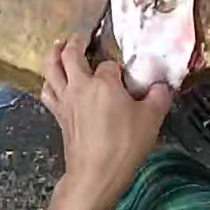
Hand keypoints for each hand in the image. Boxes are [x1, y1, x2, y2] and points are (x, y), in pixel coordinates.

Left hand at [40, 36, 172, 209]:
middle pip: (70, 55)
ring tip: (57, 48)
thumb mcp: (151, 120)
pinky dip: (49, 82)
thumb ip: (158, 98)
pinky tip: (52, 82)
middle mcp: (79, 86)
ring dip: (53, 56)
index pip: (110, 66)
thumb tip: (161, 87)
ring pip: (51, 69)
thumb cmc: (124, 145)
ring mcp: (65, 100)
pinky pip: (48, 91)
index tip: (125, 76)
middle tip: (79, 37)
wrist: (95, 173)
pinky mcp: (57, 114)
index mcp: (103, 83)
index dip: (118, 69)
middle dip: (75, 43)